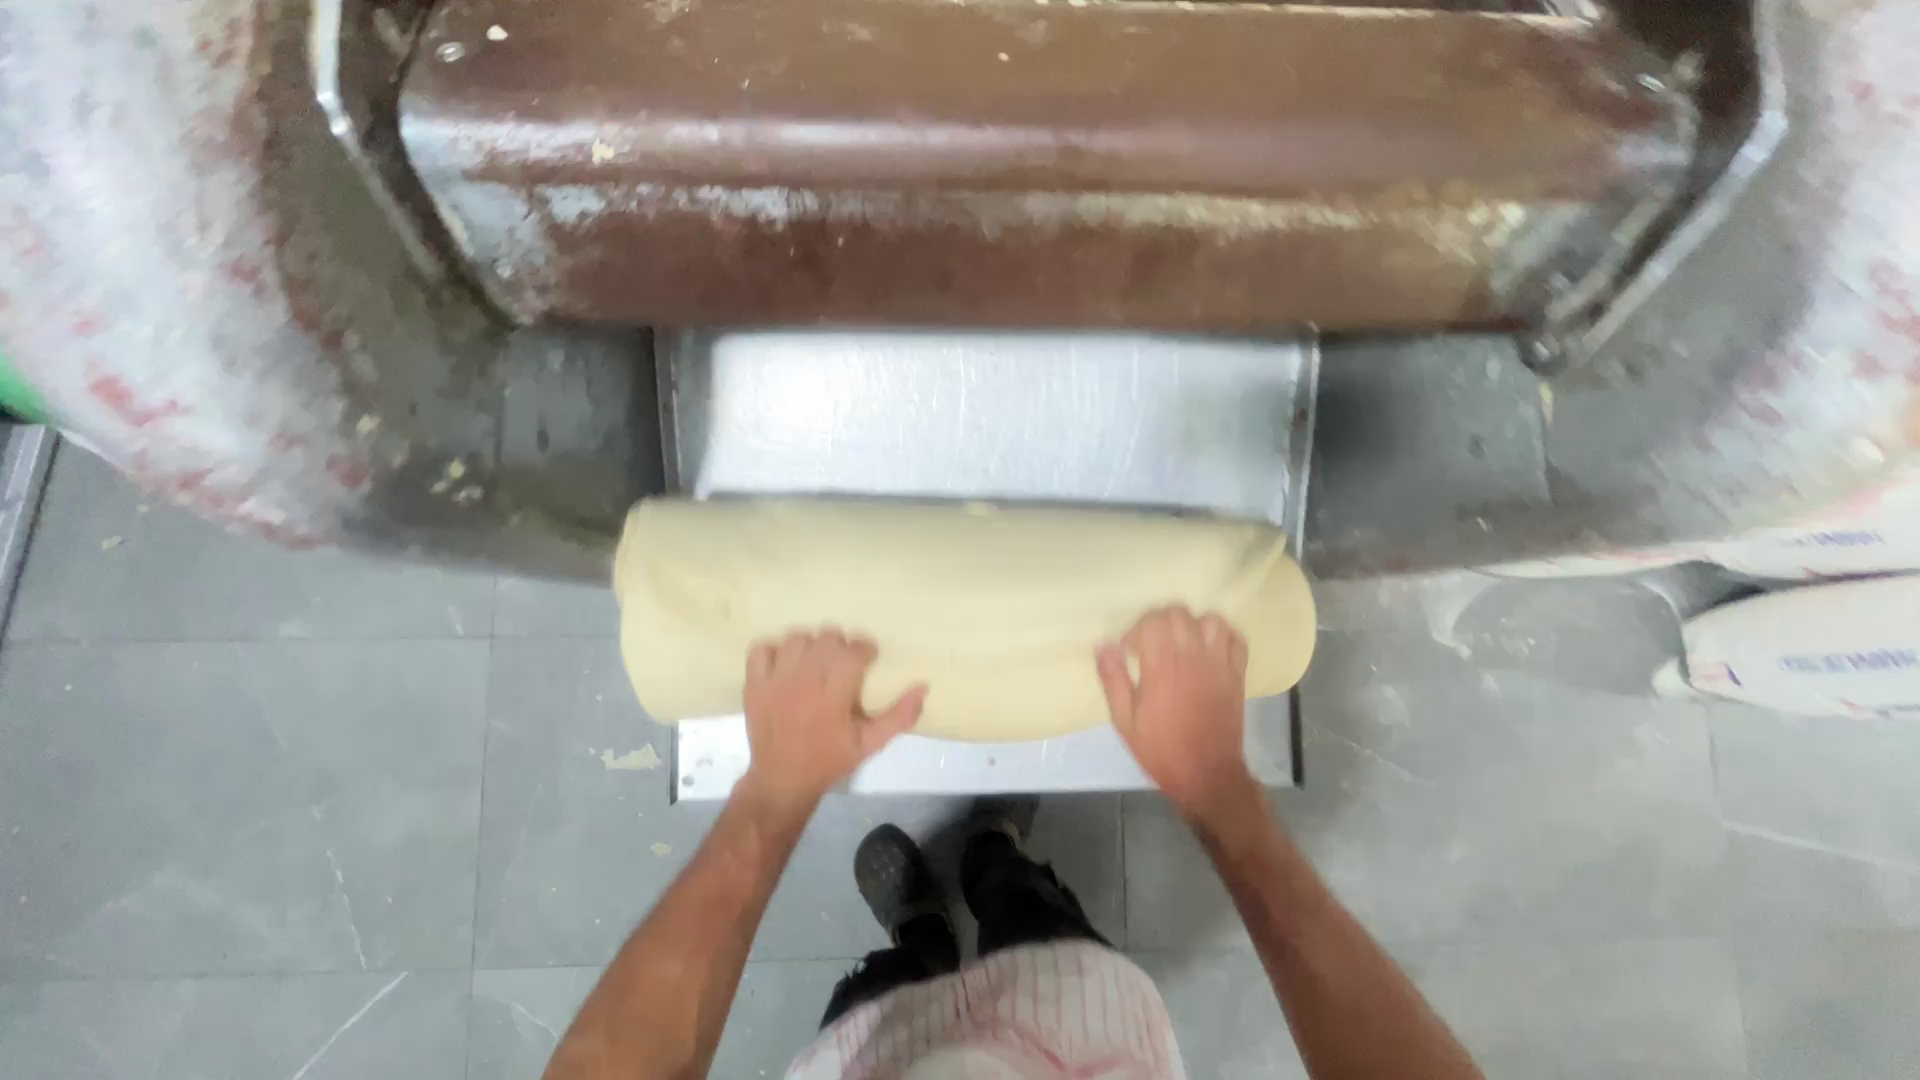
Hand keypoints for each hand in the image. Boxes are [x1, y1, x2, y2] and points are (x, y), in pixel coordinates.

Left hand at [739, 629, 925, 808]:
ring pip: (796, 638)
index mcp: (834, 695)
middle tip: (843, 662)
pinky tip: (786, 665)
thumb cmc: (829, 760)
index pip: (853, 651)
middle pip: (826, 638)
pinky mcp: (754, 684)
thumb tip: (923, 687)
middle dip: (840, 645)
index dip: (865, 649)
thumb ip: (899, 716)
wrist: (782, 780)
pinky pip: (761, 648)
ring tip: (816, 662)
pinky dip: (774, 651)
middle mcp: (804, 681)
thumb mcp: (870, 744)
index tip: (869, 658)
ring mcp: (775, 680)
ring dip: (810, 645)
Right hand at [1097, 605, 1255, 822]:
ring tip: (1180, 643)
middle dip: (1160, 621)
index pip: (1152, 621)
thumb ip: (1113, 679)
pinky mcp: (1237, 675)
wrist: (1208, 775)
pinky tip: (1208, 649)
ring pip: (1210, 620)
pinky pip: (1236, 640)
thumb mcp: (1125, 720)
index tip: (1129, 650)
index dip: (1136, 629)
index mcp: (1162, 666)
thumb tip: (1103, 645)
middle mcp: (1192, 657)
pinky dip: (1222, 637)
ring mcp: (1219, 664)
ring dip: (1192, 625)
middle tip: (1150, 643)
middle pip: (1178, 614)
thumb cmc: (1161, 750)